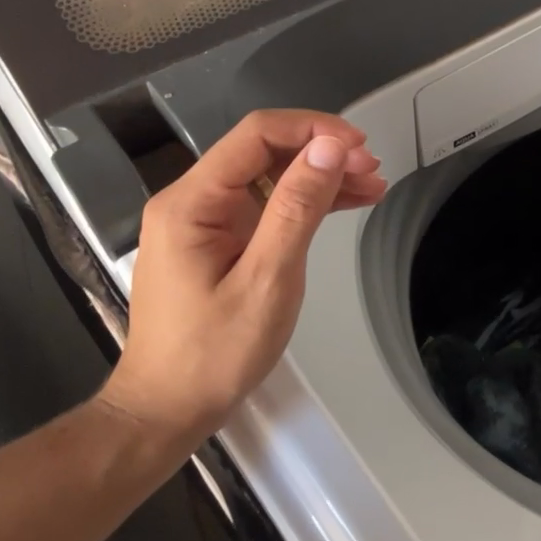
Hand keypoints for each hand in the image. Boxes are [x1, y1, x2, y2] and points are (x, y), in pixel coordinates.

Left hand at [97, 110, 387, 444]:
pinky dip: (310, 199)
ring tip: (373, 185)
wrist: (167, 412)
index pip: (257, 134)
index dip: (314, 129)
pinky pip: (270, 202)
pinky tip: (351, 201)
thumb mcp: (267, 278)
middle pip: (266, 149)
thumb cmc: (214, 352)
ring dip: (324, 175)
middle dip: (324, 151)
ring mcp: (207, 220)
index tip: (360, 147)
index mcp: (192, 202)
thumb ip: (297, 207)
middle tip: (373, 170)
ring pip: (273, 174)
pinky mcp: (222, 239)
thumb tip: (331, 147)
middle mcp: (193, 200)